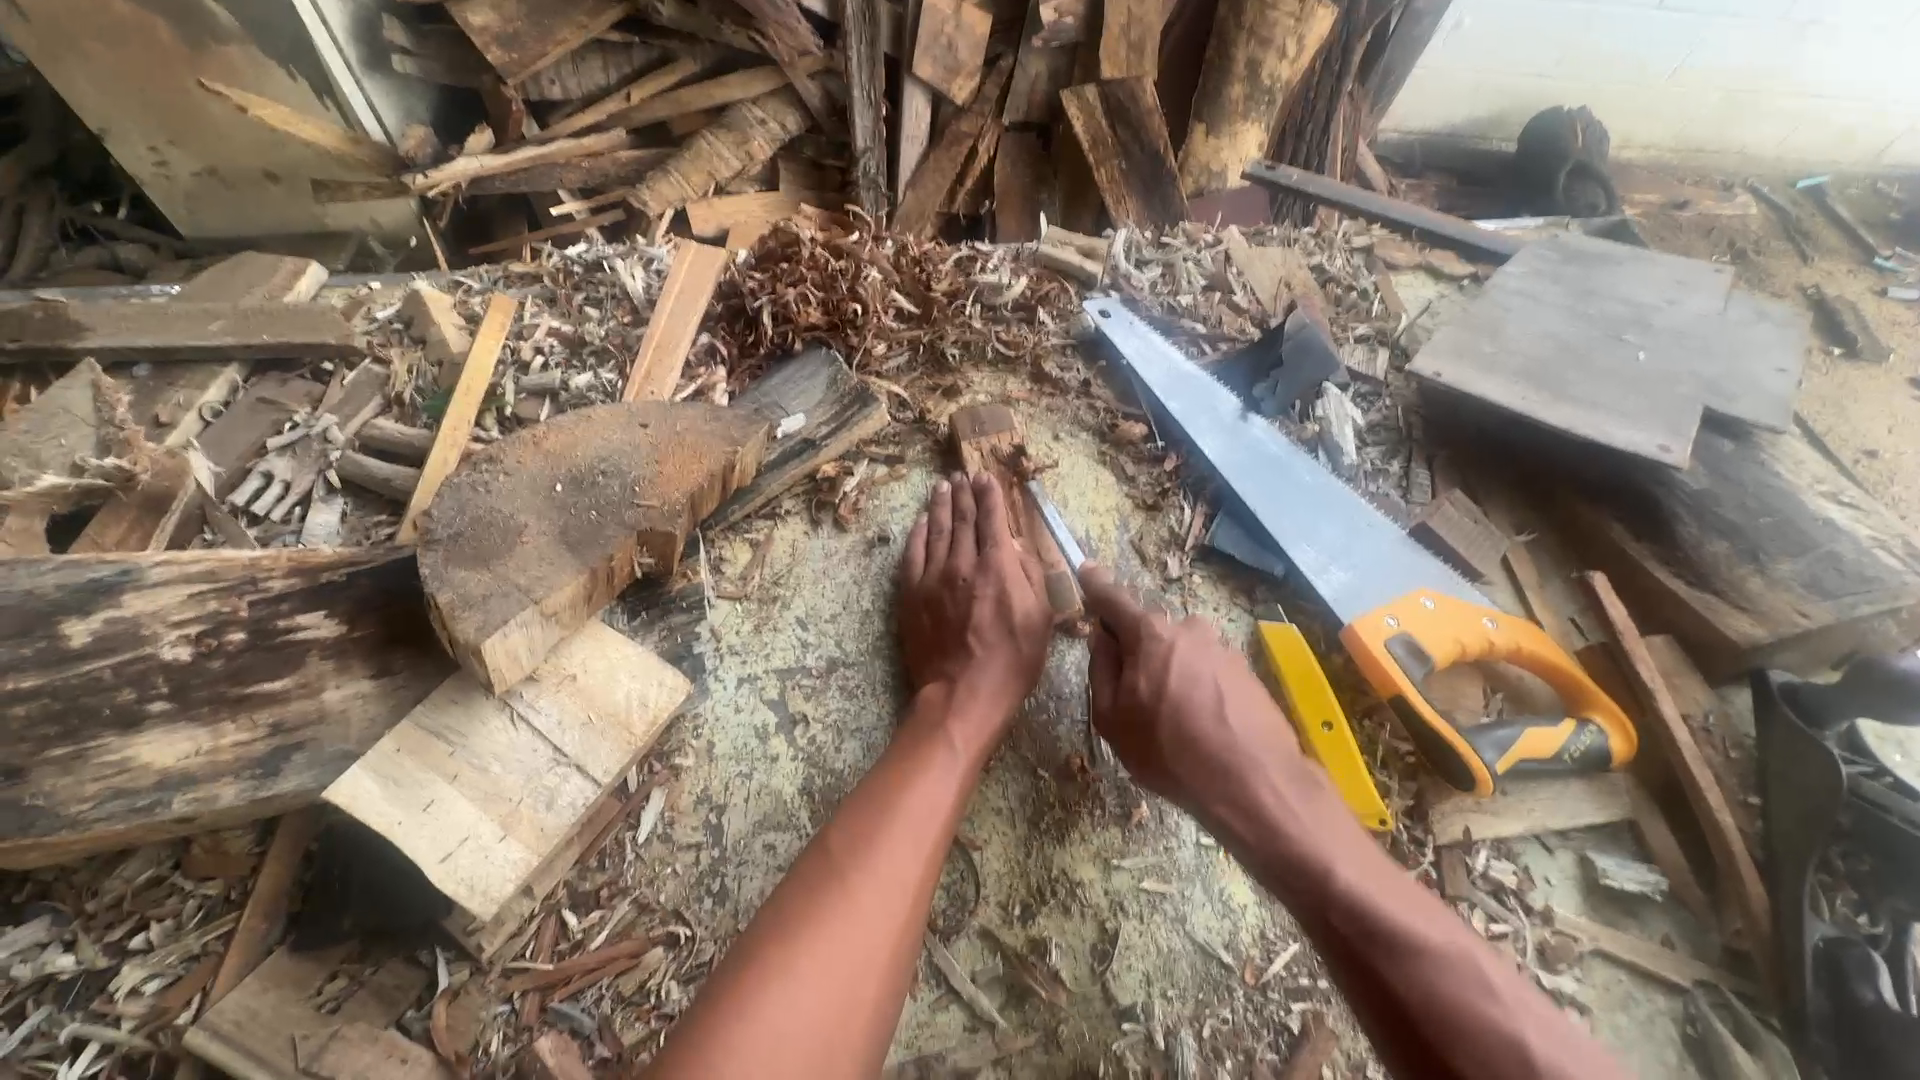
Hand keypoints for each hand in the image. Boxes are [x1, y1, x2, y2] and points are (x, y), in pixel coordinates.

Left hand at [897, 472, 1052, 731]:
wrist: (961, 694)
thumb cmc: (1011, 662)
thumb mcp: (1040, 619)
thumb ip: (1029, 576)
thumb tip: (1016, 547)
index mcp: (997, 567)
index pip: (992, 519)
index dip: (990, 495)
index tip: (987, 477)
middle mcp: (962, 564)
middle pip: (961, 519)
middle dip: (964, 493)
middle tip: (962, 474)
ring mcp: (931, 578)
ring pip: (935, 531)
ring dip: (939, 505)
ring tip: (942, 487)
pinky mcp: (910, 595)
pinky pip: (912, 555)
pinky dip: (917, 534)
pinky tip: (920, 522)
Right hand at [1081, 565, 1307, 827]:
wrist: (1254, 781)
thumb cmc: (1169, 751)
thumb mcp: (1112, 718)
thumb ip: (1101, 670)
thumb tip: (1102, 638)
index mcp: (1149, 634)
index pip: (1113, 599)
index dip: (1096, 585)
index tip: (1086, 568)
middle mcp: (1188, 628)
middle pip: (1151, 632)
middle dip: (1138, 652)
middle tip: (1135, 699)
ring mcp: (1223, 648)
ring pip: (1181, 653)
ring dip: (1171, 674)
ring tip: (1174, 723)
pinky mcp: (1247, 671)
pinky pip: (1208, 672)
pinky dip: (1199, 690)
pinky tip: (1202, 727)